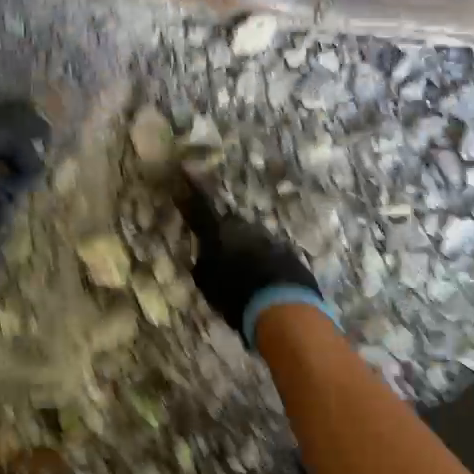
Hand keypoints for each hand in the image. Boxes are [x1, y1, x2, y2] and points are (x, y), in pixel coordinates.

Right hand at [177, 179, 330, 348]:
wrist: (284, 308)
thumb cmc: (236, 295)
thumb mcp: (207, 284)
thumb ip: (203, 264)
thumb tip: (202, 256)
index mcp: (218, 231)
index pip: (200, 203)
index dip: (192, 184)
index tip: (185, 165)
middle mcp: (243, 226)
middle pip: (228, 221)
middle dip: (223, 230)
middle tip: (220, 247)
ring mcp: (268, 237)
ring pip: (250, 236)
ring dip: (245, 247)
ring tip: (244, 270)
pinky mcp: (288, 251)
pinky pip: (269, 251)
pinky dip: (263, 260)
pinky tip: (263, 279)